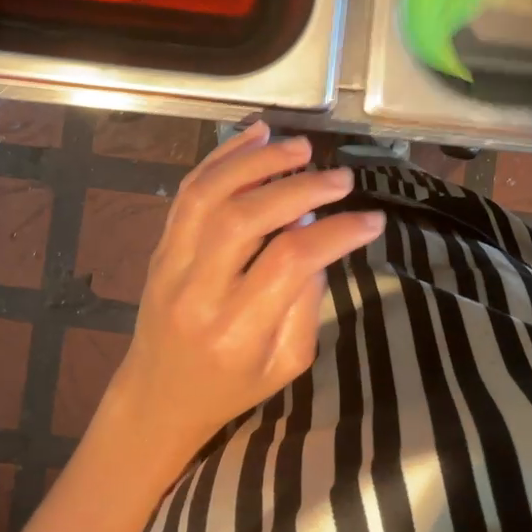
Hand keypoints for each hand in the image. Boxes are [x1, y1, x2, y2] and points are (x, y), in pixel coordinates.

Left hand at [103, 122, 383, 452]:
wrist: (158, 395)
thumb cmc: (232, 386)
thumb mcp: (286, 364)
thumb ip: (306, 302)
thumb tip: (316, 232)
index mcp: (236, 331)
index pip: (287, 263)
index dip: (334, 233)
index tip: (372, 218)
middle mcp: (198, 291)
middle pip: (243, 218)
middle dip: (297, 188)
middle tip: (339, 177)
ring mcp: (171, 262)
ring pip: (209, 194)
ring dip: (257, 160)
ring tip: (300, 147)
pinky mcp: (160, 244)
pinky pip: (188, 190)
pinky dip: (222, 158)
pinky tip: (256, 136)